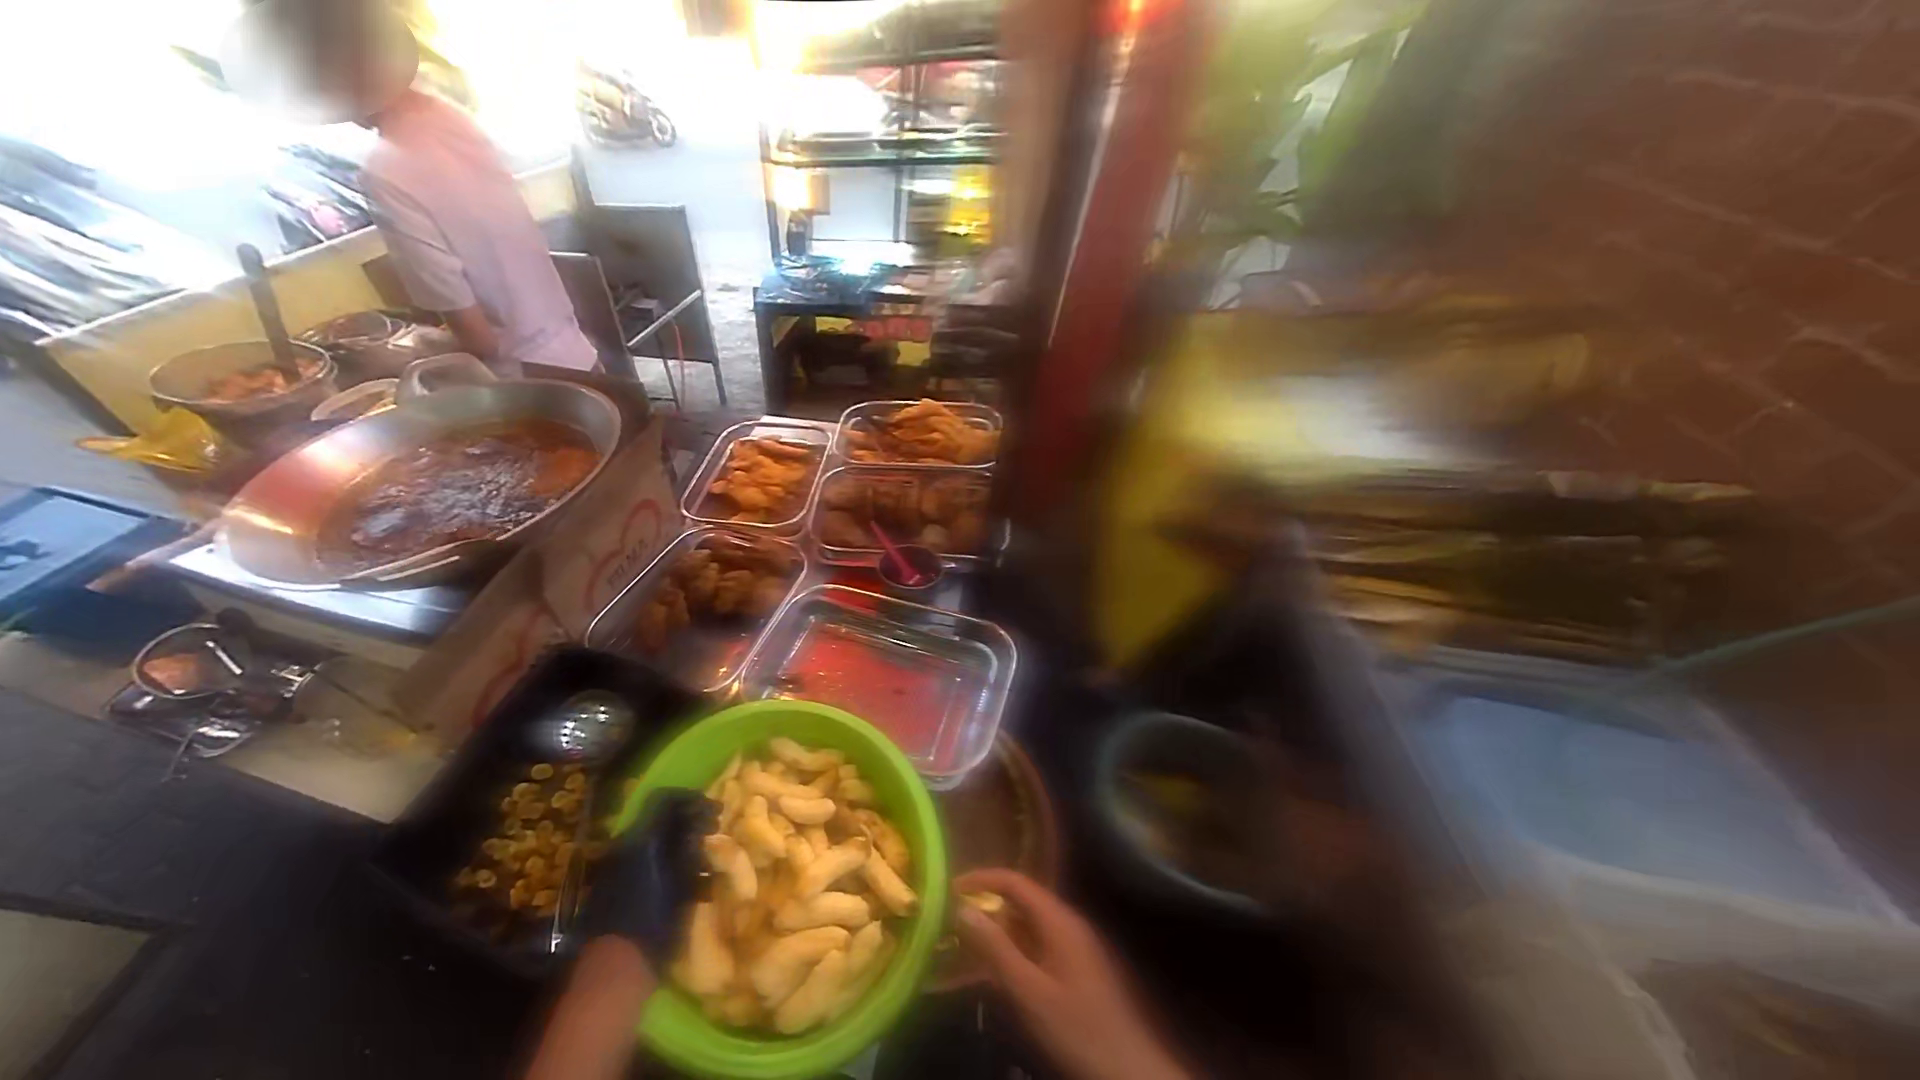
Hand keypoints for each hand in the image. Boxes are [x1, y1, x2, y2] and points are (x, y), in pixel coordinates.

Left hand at [577, 787, 714, 965]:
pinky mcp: (615, 889)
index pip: (664, 799)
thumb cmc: (654, 922)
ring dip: (681, 847)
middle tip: (713, 834)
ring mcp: (617, 869)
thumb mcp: (681, 881)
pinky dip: (669, 867)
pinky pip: (646, 864)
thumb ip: (689, 848)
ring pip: (655, 844)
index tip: (716, 812)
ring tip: (705, 865)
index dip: (693, 799)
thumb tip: (699, 825)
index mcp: (641, 839)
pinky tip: (689, 888)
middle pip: (660, 821)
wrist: (613, 968)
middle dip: (690, 823)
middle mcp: (625, 847)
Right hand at [955, 869, 1191, 1079]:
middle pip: (1018, 905)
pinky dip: (1007, 960)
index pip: (1014, 881)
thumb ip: (995, 948)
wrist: (1131, 1072)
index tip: (948, 889)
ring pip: (1023, 932)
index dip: (980, 880)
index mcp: (1059, 920)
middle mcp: (1066, 925)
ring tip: (955, 952)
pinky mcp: (1073, 973)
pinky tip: (984, 979)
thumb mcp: (1030, 991)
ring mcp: (1071, 950)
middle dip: (982, 912)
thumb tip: (961, 908)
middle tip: (945, 924)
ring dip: (991, 939)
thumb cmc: (1079, 1028)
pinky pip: (1033, 953)